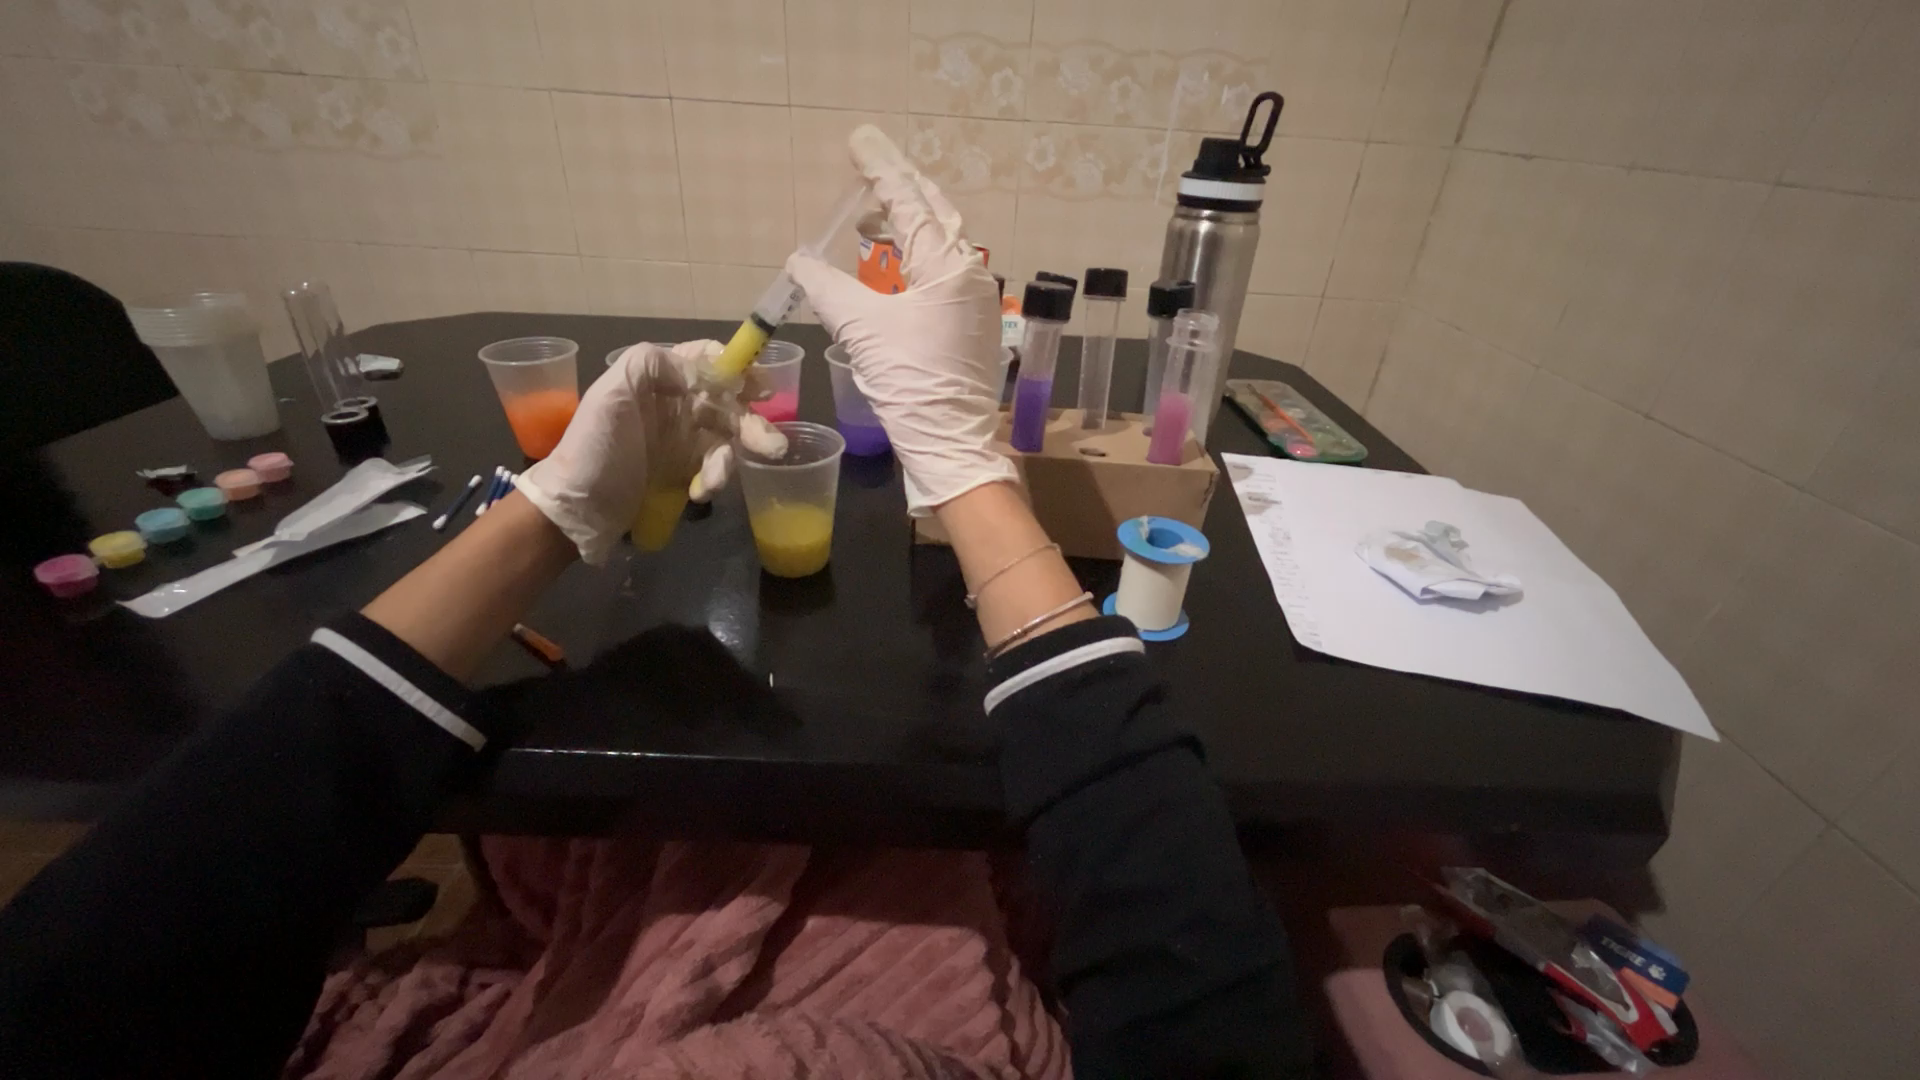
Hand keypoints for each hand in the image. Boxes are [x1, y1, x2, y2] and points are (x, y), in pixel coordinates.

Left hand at [517, 340, 782, 565]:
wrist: (577, 508)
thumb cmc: (594, 448)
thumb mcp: (612, 393)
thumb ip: (653, 364)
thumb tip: (703, 371)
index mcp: (657, 379)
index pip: (706, 361)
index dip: (737, 369)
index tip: (760, 388)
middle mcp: (674, 405)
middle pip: (727, 403)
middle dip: (751, 423)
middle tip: (772, 446)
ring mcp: (682, 439)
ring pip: (727, 439)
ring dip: (732, 459)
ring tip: (719, 481)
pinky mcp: (685, 471)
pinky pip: (715, 468)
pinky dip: (713, 479)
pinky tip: (698, 492)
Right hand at [784, 125, 1017, 514]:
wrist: (949, 444)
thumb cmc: (910, 383)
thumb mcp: (862, 330)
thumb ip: (827, 288)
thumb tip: (800, 260)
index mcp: (948, 266)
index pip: (910, 202)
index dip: (881, 169)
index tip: (860, 140)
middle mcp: (970, 276)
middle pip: (934, 216)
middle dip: (900, 192)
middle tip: (868, 175)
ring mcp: (977, 303)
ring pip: (940, 248)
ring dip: (906, 230)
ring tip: (871, 226)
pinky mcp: (972, 328)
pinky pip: (942, 277)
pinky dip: (915, 263)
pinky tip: (893, 273)